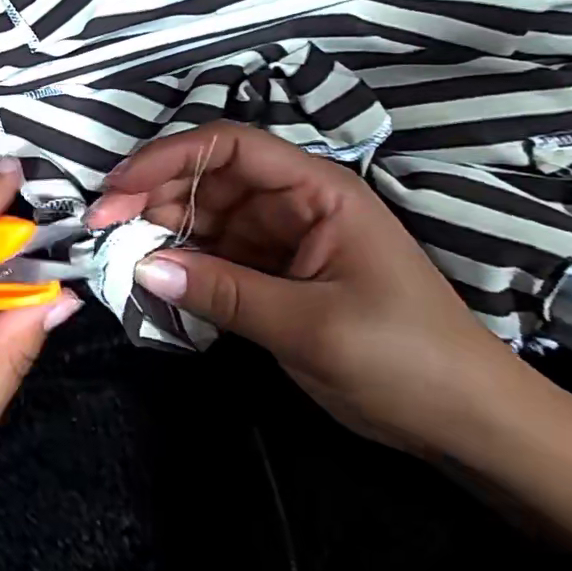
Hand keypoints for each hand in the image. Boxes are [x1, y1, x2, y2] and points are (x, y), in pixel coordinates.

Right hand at [87, 122, 519, 454]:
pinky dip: (185, 264)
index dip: (169, 158)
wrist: (468, 422)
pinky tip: (154, 277)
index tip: (118, 189)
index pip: (230, 147)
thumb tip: (143, 264)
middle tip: (103, 228)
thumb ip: (225, 291)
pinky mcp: (276, 273)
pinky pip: (218, 256)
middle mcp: (294, 203)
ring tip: (119, 253)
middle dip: (155, 196)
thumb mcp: (312, 326)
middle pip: (210, 179)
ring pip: (209, 217)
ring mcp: (284, 238)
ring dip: (164, 231)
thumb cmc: (406, 358)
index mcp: (316, 190)